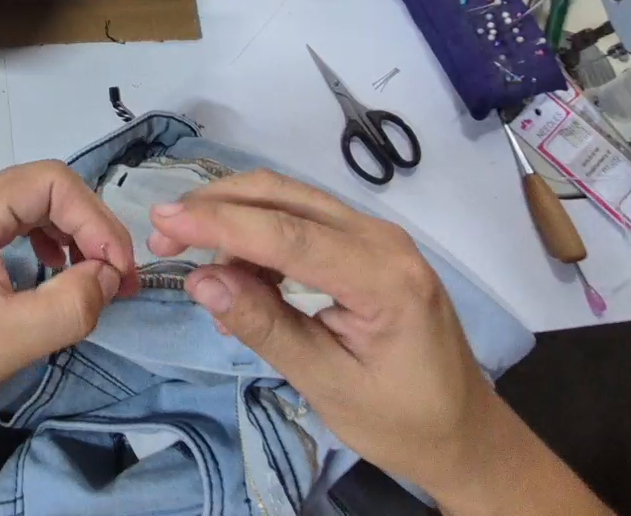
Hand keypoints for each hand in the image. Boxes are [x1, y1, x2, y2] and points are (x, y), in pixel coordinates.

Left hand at [0, 160, 137, 452]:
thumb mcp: (6, 341)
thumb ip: (70, 304)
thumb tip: (108, 277)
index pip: (52, 182)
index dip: (96, 221)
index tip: (120, 272)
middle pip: (40, 191)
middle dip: (86, 230)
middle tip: (116, 280)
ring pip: (23, 209)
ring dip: (64, 237)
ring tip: (90, 280)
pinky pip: (1, 229)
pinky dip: (36, 246)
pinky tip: (48, 274)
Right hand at [147, 170, 508, 498]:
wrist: (468, 435)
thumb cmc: (404, 422)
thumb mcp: (328, 385)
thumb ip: (264, 326)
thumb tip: (199, 281)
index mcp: (383, 277)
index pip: (286, 233)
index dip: (219, 223)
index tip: (163, 222)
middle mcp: (380, 237)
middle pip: (281, 196)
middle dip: (215, 207)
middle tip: (163, 236)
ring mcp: (373, 233)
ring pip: (285, 198)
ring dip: (230, 215)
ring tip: (186, 251)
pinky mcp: (362, 240)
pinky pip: (297, 218)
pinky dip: (254, 233)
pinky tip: (232, 268)